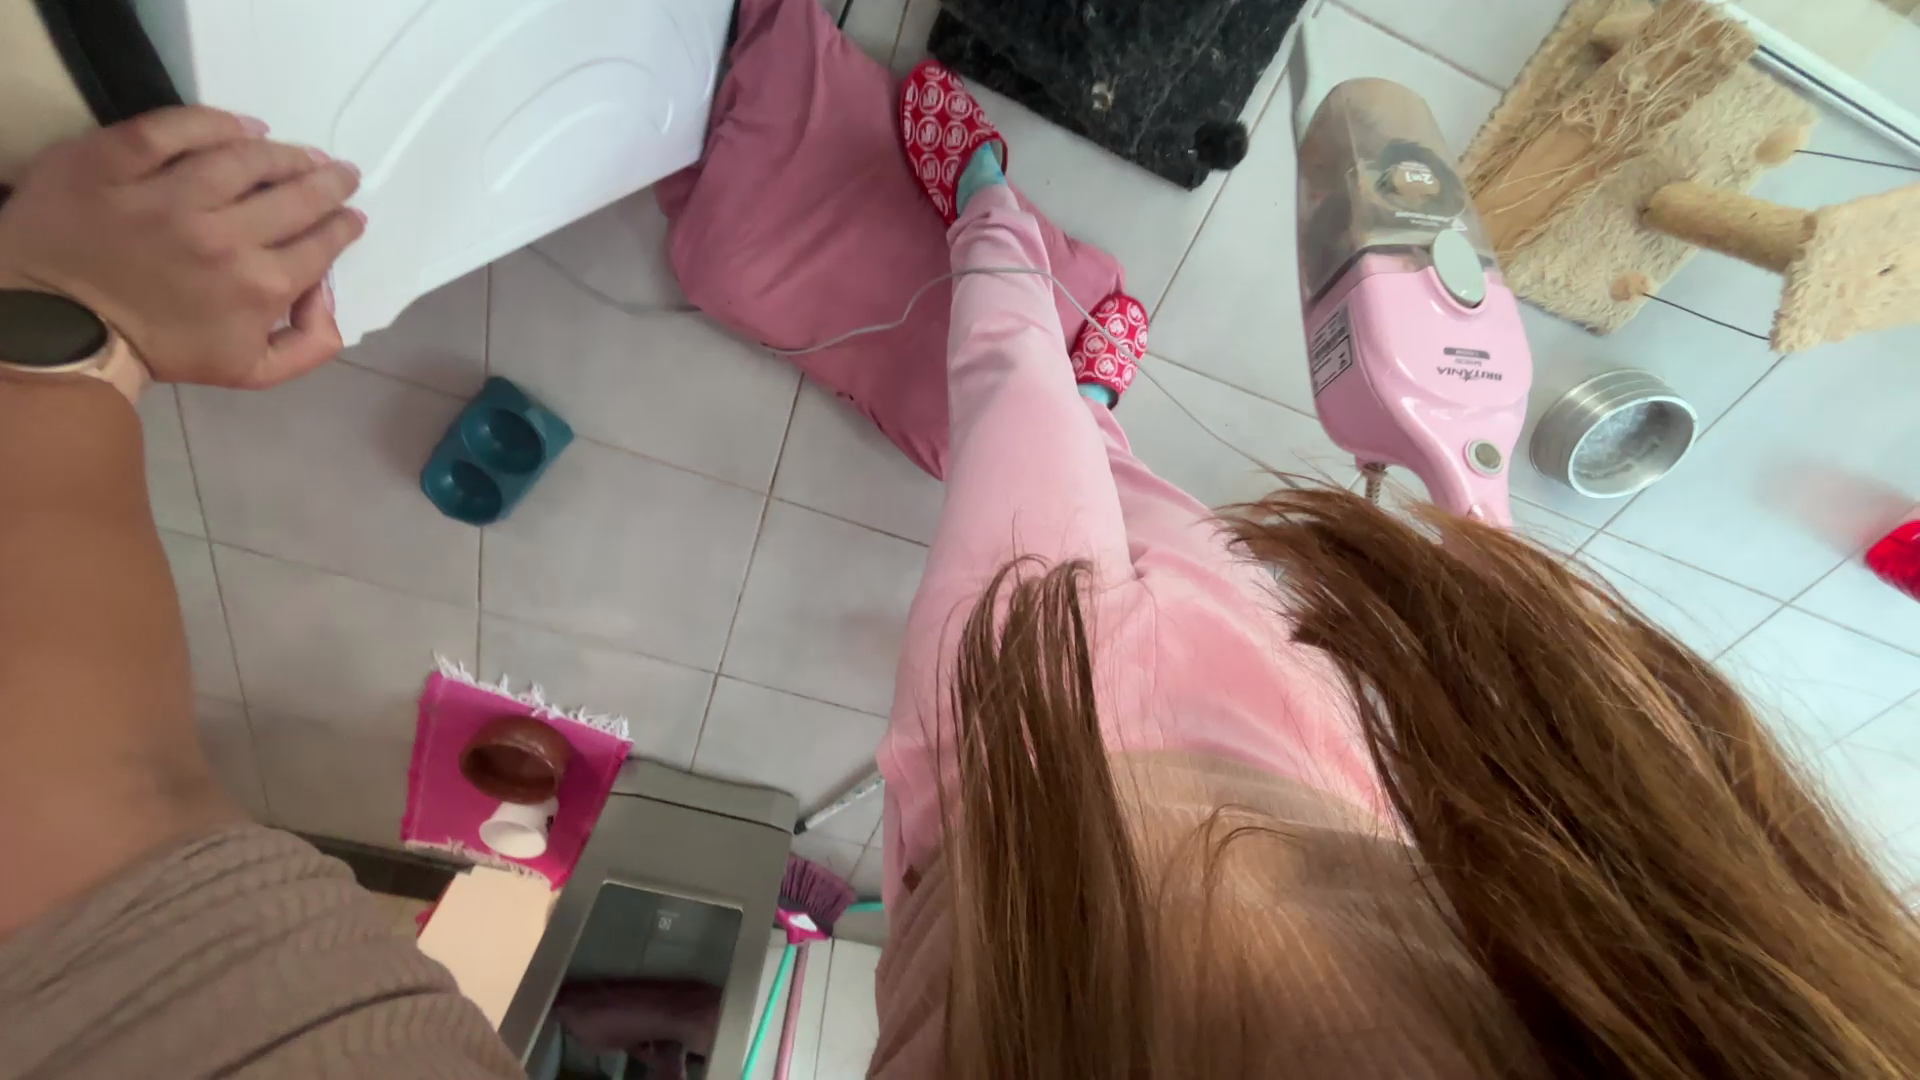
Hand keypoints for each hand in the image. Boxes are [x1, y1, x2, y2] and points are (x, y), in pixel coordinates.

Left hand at [0, 106, 365, 388]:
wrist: (59, 326)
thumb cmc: (168, 349)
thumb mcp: (260, 370)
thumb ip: (314, 342)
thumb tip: (327, 294)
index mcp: (263, 285)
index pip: (321, 244)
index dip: (344, 226)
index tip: (352, 215)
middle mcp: (225, 238)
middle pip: (295, 199)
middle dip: (329, 184)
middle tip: (342, 173)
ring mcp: (163, 198)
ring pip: (241, 161)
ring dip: (283, 153)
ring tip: (301, 152)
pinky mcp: (107, 165)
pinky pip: (165, 130)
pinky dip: (210, 122)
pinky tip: (241, 124)